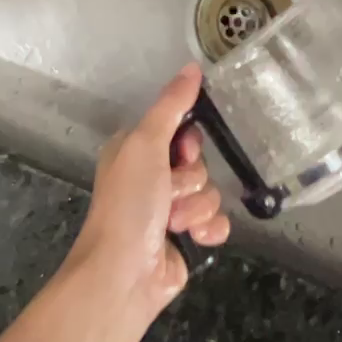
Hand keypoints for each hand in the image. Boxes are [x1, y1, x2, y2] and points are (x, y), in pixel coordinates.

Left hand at [63, 65, 229, 319]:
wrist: (123, 274)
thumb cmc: (129, 202)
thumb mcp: (146, 143)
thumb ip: (172, 105)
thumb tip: (193, 66)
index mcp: (136, 150)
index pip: (182, 131)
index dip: (188, 144)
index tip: (180, 155)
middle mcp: (152, 176)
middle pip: (199, 163)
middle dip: (191, 181)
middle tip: (169, 195)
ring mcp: (169, 209)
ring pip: (210, 192)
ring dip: (196, 208)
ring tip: (173, 223)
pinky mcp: (187, 238)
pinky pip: (217, 221)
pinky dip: (209, 229)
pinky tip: (196, 238)